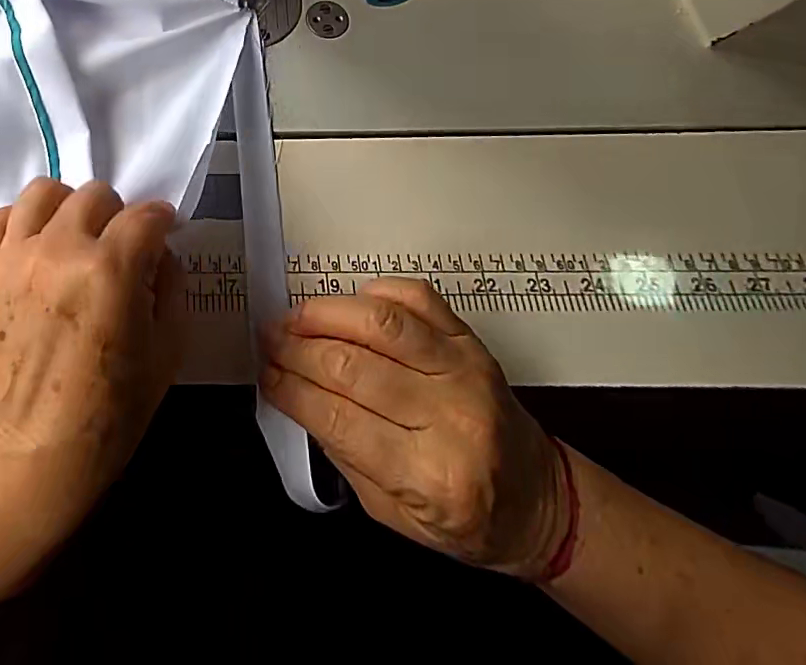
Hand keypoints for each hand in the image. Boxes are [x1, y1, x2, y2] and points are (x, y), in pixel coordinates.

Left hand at [0, 178, 182, 604]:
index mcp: (110, 272)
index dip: (163, 221)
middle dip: (118, 216)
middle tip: (122, 248)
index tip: (165, 233)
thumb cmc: (104, 418)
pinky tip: (34, 247)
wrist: (25, 452)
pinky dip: (18, 222)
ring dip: (68, 207)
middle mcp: (59, 250)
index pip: (145, 215)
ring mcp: (16, 256)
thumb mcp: (166, 356)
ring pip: (43, 191)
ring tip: (77, 239)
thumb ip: (169, 289)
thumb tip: (158, 253)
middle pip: (95, 195)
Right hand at [260, 277, 566, 577]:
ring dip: (322, 314)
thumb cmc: (460, 514)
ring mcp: (467, 373)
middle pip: (349, 366)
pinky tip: (349, 306)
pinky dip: (375, 291)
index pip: (334, 417)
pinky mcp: (473, 343)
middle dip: (293, 350)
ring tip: (294, 319)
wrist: (541, 501)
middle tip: (268, 343)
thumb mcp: (387, 508)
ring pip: (379, 323)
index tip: (265, 374)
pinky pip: (417, 298)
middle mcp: (453, 419)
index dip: (287, 389)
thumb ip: (338, 448)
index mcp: (431, 476)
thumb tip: (290, 388)